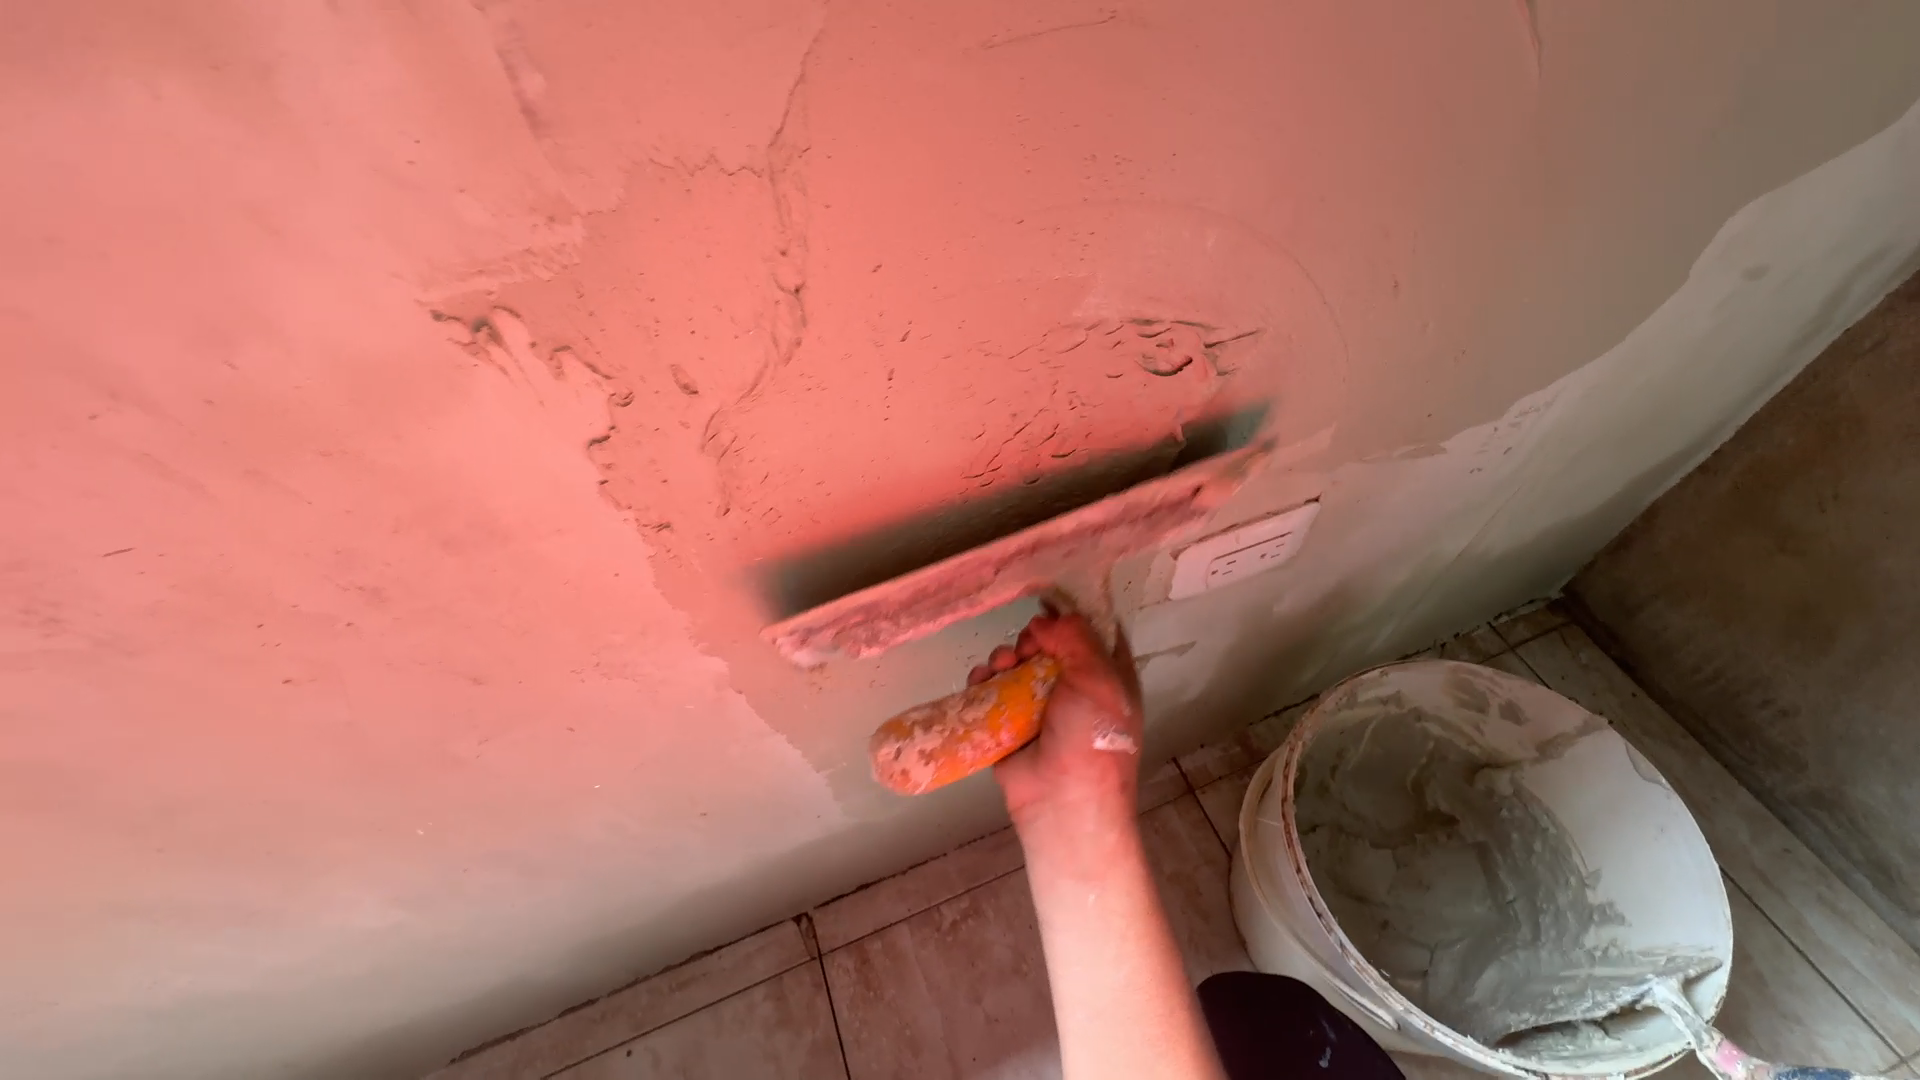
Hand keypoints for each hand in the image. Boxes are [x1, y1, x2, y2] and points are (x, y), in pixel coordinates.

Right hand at [967, 606, 1144, 830]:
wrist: (1063, 802)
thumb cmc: (1092, 737)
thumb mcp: (1099, 679)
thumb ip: (1076, 638)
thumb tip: (1045, 621)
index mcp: (1108, 677)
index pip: (1093, 633)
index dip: (1071, 615)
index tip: (1047, 603)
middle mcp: (1075, 689)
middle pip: (1047, 645)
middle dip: (1031, 639)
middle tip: (1026, 648)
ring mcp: (1040, 707)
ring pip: (1016, 666)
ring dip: (1003, 658)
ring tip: (1001, 667)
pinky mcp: (1009, 724)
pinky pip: (991, 692)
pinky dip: (983, 681)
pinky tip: (981, 681)